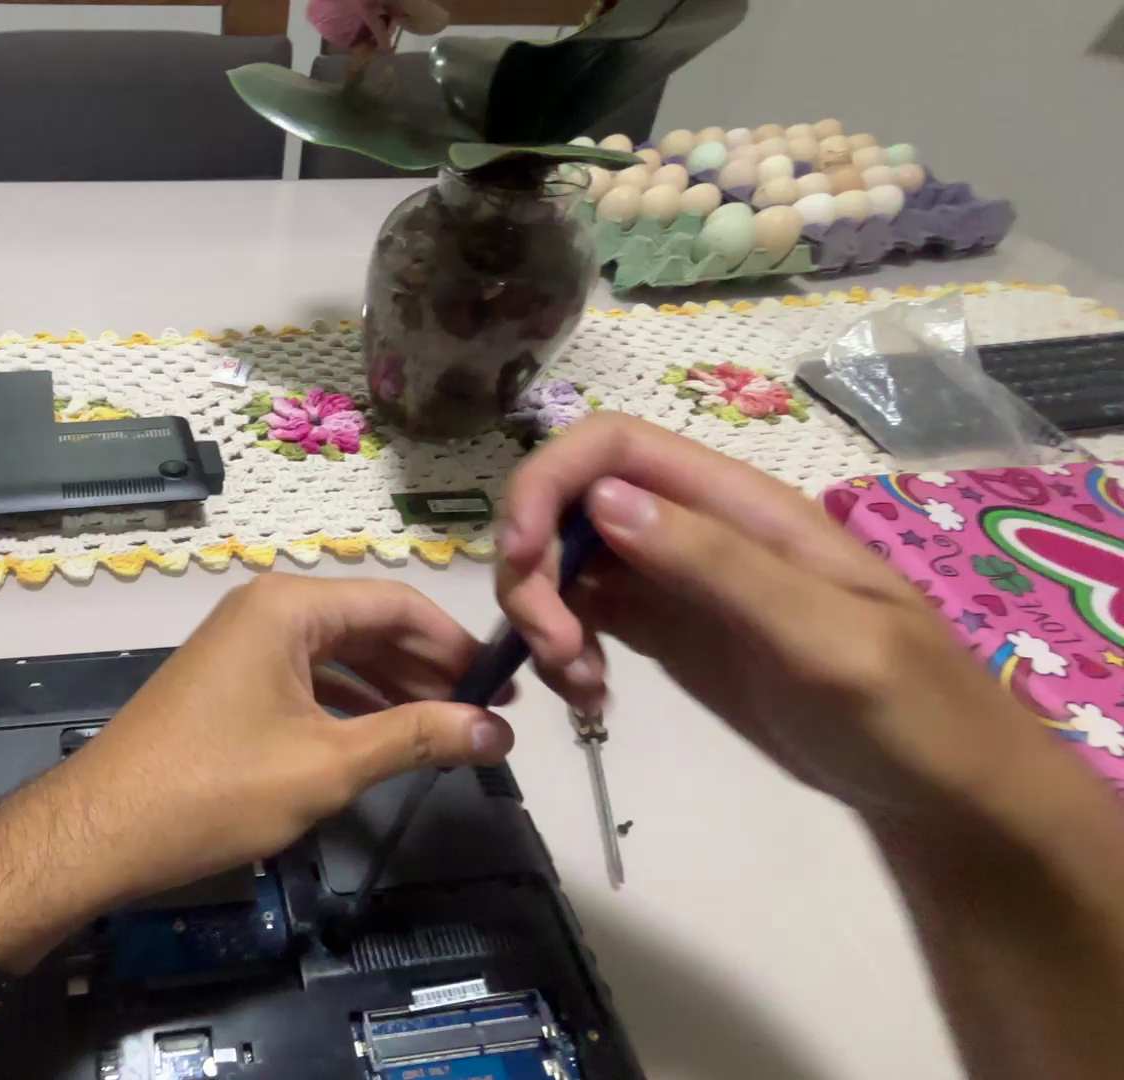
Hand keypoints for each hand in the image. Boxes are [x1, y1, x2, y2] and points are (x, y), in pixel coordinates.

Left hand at [0, 575, 512, 970]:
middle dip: (426, 668)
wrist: (103, 827)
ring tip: (448, 730)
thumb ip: (415, 738)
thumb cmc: (216, 788)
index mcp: (288, 606)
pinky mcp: (231, 679)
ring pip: (336, 654)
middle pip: (366, 625)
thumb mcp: (327, 764)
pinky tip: (383, 735)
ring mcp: (243, 643)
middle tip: (486, 714)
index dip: (454, 642)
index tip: (504, 684)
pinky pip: (305, 677)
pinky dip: (347, 703)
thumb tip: (496, 730)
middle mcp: (266, 610)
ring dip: (391, 688)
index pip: (394, 603)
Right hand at [495, 413, 1044, 818]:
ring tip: (576, 680)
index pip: (609, 446)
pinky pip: (572, 615)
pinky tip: (588, 692)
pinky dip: (557, 650)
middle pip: (562, 508)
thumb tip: (603, 502)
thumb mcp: (825, 637)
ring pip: (556, 564)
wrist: (936, 790)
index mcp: (732, 504)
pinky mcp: (647, 626)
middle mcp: (684, 526)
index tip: (518, 554)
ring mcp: (661, 577)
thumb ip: (717, 563)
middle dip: (533, 572)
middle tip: (552, 647)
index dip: (546, 481)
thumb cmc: (910, 710)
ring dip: (540, 616)